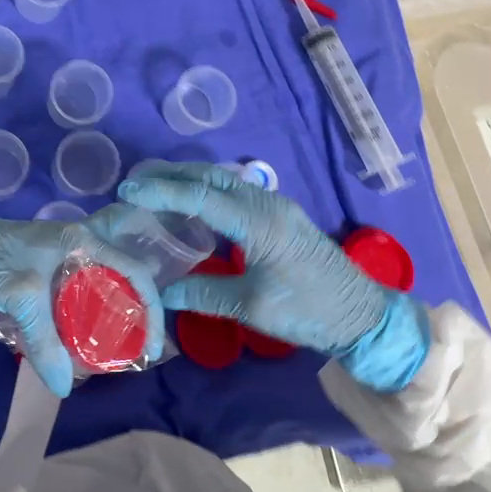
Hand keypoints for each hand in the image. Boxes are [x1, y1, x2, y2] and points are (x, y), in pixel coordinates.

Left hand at [0, 206, 164, 396]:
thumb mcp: (19, 296)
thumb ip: (45, 341)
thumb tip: (65, 388)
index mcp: (81, 239)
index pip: (134, 270)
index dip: (151, 308)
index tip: (151, 347)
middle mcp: (76, 247)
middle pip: (118, 284)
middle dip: (128, 320)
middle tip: (128, 356)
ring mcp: (57, 263)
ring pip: (93, 296)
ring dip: (100, 325)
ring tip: (103, 358)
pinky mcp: (39, 278)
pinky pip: (69, 304)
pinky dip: (74, 326)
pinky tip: (71, 348)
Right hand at [116, 161, 429, 392]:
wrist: (362, 315)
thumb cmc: (308, 311)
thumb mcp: (251, 306)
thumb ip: (204, 293)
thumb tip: (161, 292)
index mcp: (259, 222)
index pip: (200, 197)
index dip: (161, 192)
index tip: (128, 191)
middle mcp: (266, 203)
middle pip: (210, 177)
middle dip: (169, 175)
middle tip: (133, 181)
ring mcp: (275, 205)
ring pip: (223, 179)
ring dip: (187, 179)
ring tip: (153, 186)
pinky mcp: (279, 214)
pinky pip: (235, 190)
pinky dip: (206, 189)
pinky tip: (190, 203)